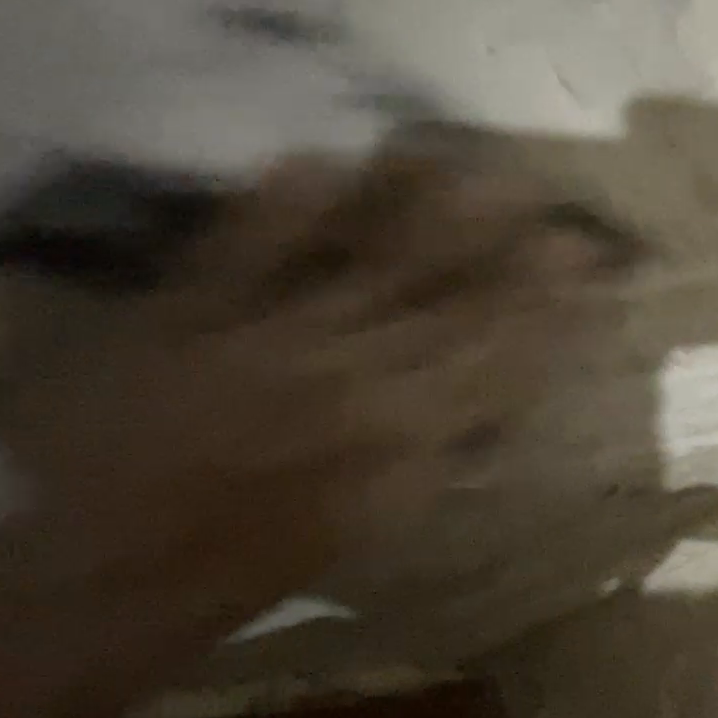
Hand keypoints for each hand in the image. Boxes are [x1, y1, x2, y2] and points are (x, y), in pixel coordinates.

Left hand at [0, 140, 641, 717]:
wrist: (131, 557)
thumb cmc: (282, 547)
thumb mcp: (392, 515)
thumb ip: (449, 451)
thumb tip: (503, 403)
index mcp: (410, 427)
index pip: (501, 354)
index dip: (549, 307)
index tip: (586, 267)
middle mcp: (357, 371)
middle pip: (446, 298)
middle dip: (506, 250)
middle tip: (549, 200)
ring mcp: (272, 335)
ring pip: (364, 265)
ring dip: (419, 214)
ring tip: (464, 163)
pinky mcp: (190, 314)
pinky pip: (239, 252)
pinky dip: (277, 209)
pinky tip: (318, 160)